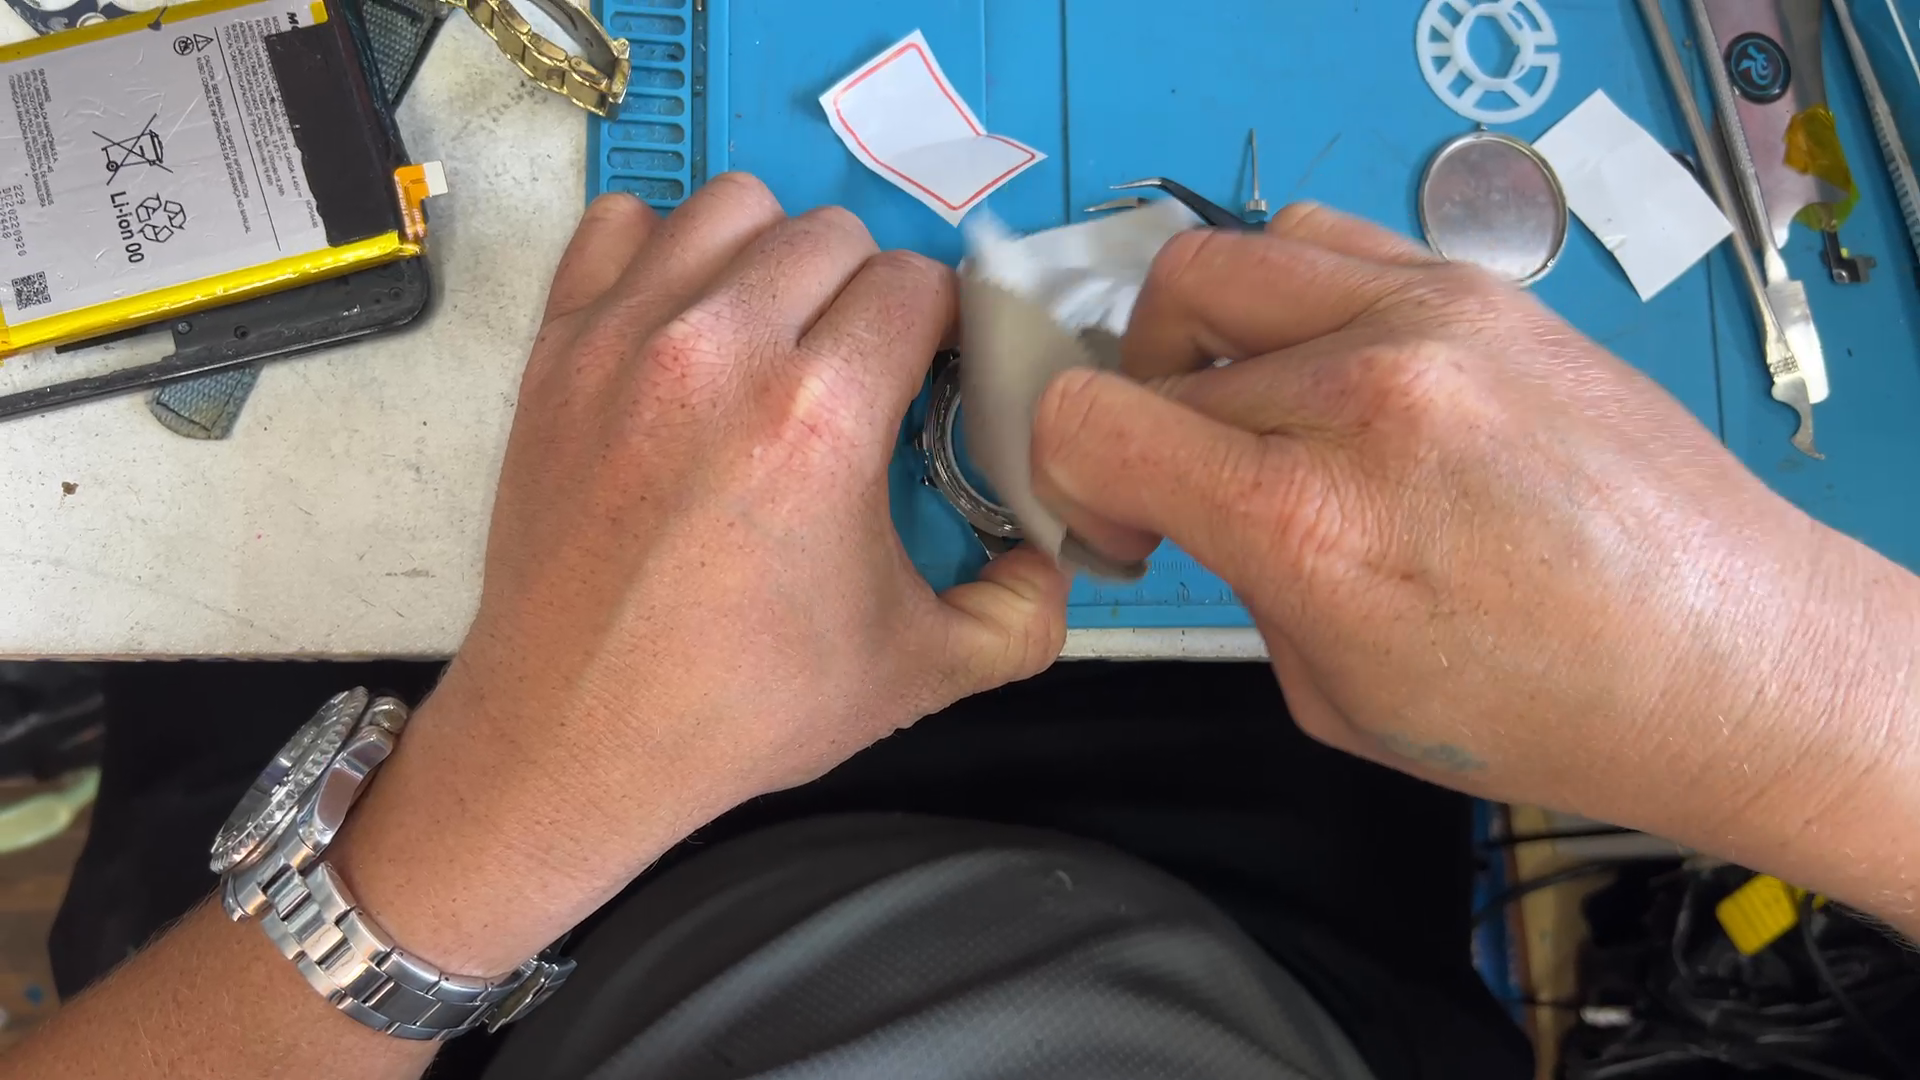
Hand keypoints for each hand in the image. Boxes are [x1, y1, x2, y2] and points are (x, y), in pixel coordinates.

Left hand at [343, 176, 1066, 971]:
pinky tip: (689, 326)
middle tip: (865, 371)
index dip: (943, 326)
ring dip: (781, 259)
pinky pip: (625, 226)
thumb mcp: (924, 675)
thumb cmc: (750, 706)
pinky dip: (672, 255)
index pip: (917, 284)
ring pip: (736, 206)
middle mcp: (720, 349)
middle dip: (872, 292)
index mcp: (820, 419)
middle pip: (835, 233)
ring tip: (781, 339)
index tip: (933, 377)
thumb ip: (1026, 616)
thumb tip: (1052, 559)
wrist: (577, 738)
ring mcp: (625, 337)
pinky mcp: (558, 349)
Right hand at [1031, 205, 1919, 915]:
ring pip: (1208, 267)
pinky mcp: (1475, 286)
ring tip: (1237, 404)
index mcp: (1297, 518)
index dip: (1064, 468)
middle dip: (1132, 431)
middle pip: (1143, 360)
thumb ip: (1230, 570)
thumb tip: (1192, 496)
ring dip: (1185, 342)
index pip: (1086, 422)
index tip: (1117, 517)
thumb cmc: (1520, 711)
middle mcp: (1349, 391)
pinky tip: (1312, 360)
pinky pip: (1308, 239)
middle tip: (1182, 484)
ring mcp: (1420, 313)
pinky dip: (1270, 295)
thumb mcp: (1319, 687)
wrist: (1742, 663)